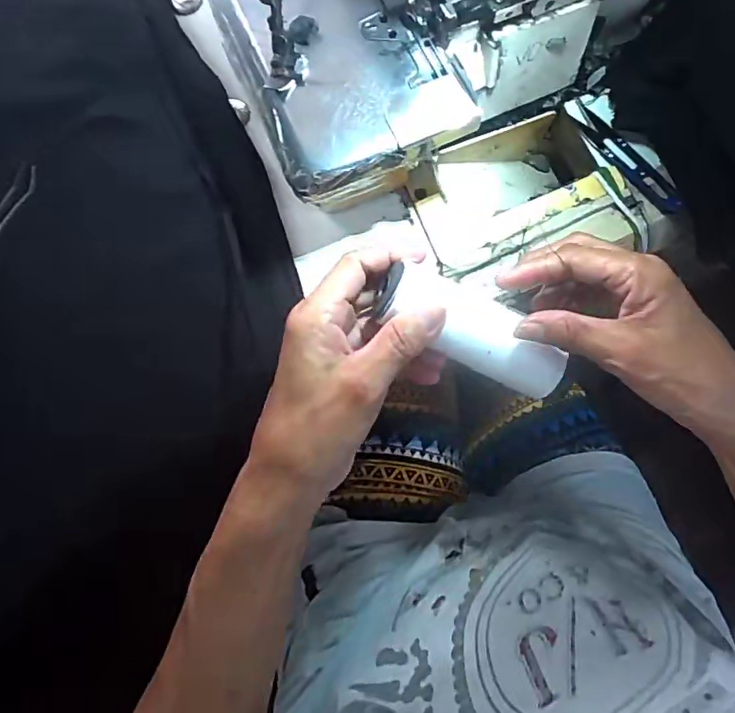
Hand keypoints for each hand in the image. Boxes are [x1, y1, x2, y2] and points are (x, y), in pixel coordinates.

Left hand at [249, 247, 447, 508]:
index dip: (389, 256)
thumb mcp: (365, 380)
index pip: (355, 266)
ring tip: (445, 343)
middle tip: (443, 301)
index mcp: (318, 314)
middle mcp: (323, 323)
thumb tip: (437, 307)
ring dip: (409, 331)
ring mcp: (333, 347)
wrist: (289, 478)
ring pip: (376, 322)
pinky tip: (431, 371)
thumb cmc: (319, 425)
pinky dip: (401, 356)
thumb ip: (400, 340)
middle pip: (369, 291)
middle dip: (407, 296)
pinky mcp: (342, 371)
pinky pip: (376, 350)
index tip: (426, 262)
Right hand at [495, 234, 734, 445]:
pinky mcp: (635, 306)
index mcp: (637, 270)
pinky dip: (567, 301)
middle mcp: (636, 269)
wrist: (727, 407)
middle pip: (578, 254)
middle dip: (541, 267)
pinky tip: (548, 315)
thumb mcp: (620, 352)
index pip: (575, 257)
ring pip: (584, 272)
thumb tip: (522, 324)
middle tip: (507, 285)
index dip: (535, 267)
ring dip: (552, 285)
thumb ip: (569, 331)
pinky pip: (593, 293)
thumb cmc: (680, 375)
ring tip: (522, 303)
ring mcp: (637, 287)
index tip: (501, 282)